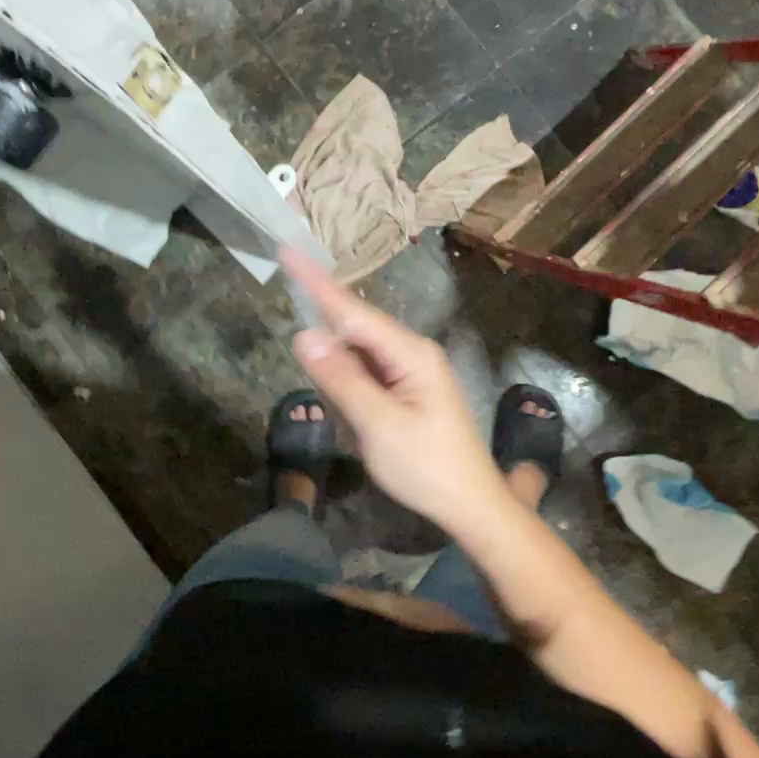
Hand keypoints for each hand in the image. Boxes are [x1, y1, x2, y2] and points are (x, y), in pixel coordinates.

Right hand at [282, 248, 510, 528]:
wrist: (469, 505)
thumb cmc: (426, 466)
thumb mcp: (378, 423)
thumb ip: (342, 378)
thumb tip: (305, 334)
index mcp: (411, 354)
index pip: (354, 312)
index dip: (318, 284)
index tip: (289, 252)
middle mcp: (413, 354)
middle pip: (357, 329)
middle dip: (323, 318)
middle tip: (290, 300)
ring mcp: (412, 374)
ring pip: (361, 353)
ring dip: (335, 359)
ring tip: (315, 364)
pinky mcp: (408, 394)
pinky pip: (369, 374)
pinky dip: (348, 381)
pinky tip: (339, 395)